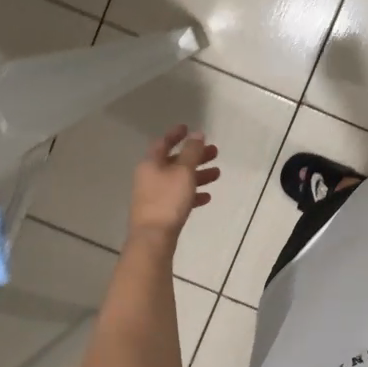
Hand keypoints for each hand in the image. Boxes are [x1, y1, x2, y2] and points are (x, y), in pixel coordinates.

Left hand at [129, 125, 219, 239]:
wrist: (153, 238)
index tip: (189, 128)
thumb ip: (191, 152)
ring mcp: (155, 195)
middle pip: (174, 161)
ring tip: (217, 174)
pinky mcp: (161, 211)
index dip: (176, 134)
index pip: (163, 143)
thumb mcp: (183, 171)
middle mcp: (150, 177)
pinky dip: (192, 193)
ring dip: (198, 175)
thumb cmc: (168, 200)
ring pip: (179, 179)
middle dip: (195, 156)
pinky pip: (179, 197)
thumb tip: (196, 134)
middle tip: (214, 152)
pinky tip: (207, 197)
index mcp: (151, 163)